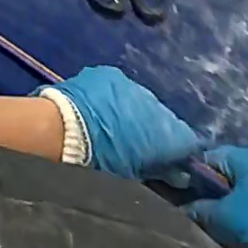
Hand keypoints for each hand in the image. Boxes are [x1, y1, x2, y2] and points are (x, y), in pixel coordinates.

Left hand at [36, 66, 200, 179]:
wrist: (62, 131)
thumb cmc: (100, 162)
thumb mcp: (135, 173)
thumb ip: (161, 169)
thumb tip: (180, 172)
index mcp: (164, 130)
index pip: (185, 138)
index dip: (178, 150)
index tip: (170, 160)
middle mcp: (154, 102)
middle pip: (162, 116)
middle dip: (154, 129)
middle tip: (139, 145)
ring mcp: (131, 84)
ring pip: (141, 100)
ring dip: (135, 112)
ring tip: (117, 126)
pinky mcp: (110, 73)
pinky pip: (120, 88)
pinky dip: (115, 98)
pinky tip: (102, 110)